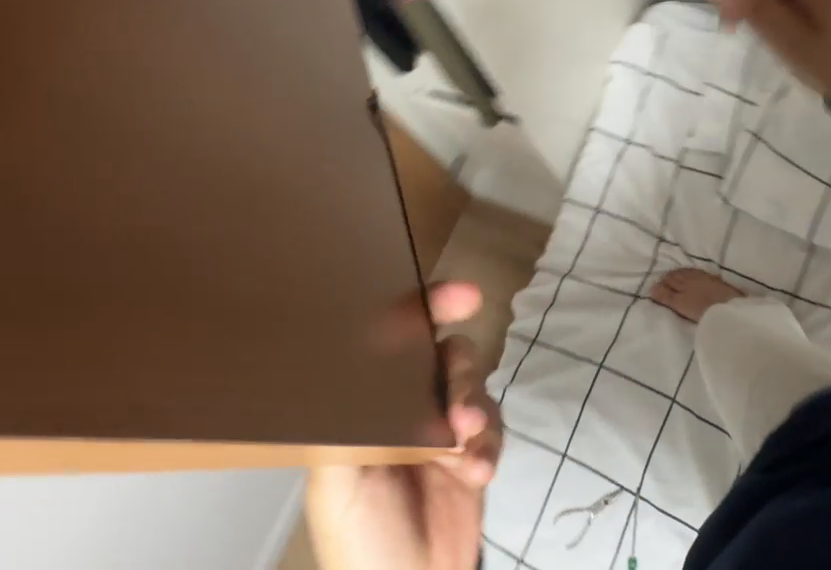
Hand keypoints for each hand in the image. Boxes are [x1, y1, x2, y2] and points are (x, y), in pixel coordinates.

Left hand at [305, 283, 502, 569]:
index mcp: (366, 402)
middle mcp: (403, 405)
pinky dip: (490, 445)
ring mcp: (440, 428)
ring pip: (472, 387)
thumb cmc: (360, 534)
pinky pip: (493, 427)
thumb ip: (345, 418)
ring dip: (477, 411)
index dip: (427, 307)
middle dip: (460, 375)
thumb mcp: (337, 478)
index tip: (462, 295)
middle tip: (461, 412)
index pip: (395, 339)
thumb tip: (357, 354)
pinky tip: (478, 471)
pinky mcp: (471, 452)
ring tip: (467, 447)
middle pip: (444, 356)